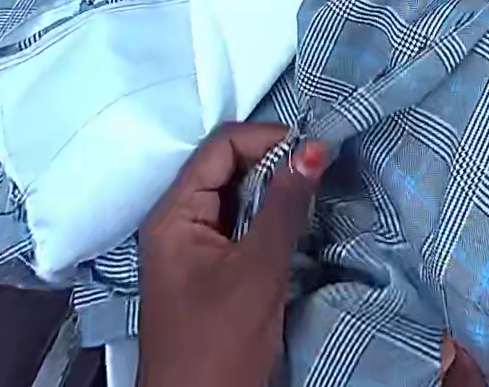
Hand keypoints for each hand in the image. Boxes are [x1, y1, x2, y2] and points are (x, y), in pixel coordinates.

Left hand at [138, 123, 326, 386]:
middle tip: (315, 165)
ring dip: (270, 185)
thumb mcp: (257, 271)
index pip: (219, 147)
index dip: (264, 139)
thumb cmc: (218, 348)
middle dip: (270, 159)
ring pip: (233, 191)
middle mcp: (176, 218)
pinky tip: (292, 215)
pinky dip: (265, 211)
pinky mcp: (207, 265)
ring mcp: (190, 243)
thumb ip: (285, 206)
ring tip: (309, 185)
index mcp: (173, 212)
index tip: (309, 148)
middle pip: (224, 164)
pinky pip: (236, 219)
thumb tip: (313, 149)